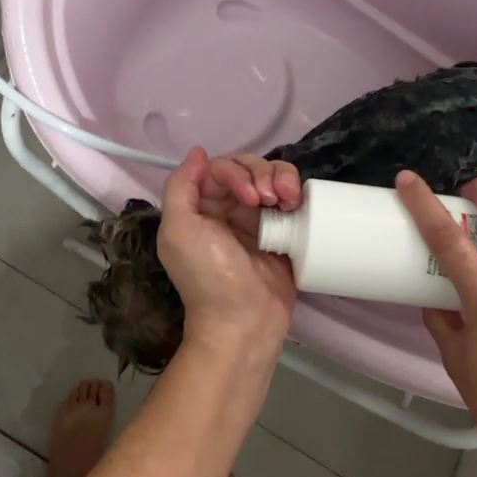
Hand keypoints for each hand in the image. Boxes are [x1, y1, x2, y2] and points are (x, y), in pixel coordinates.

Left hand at [157, 148, 301, 357]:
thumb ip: (180, 187)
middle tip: (268, 199)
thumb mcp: (179, 231)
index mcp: (201, 207)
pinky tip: (297, 204)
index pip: (220, 168)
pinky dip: (296, 193)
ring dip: (282, 178)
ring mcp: (258, 221)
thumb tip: (198, 152)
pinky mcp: (284, 234)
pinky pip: (291, 201)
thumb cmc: (208, 278)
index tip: (249, 196)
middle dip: (261, 173)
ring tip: (287, 200)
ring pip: (272, 178)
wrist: (243, 324)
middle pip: (249, 167)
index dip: (236, 172)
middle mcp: (228, 210)